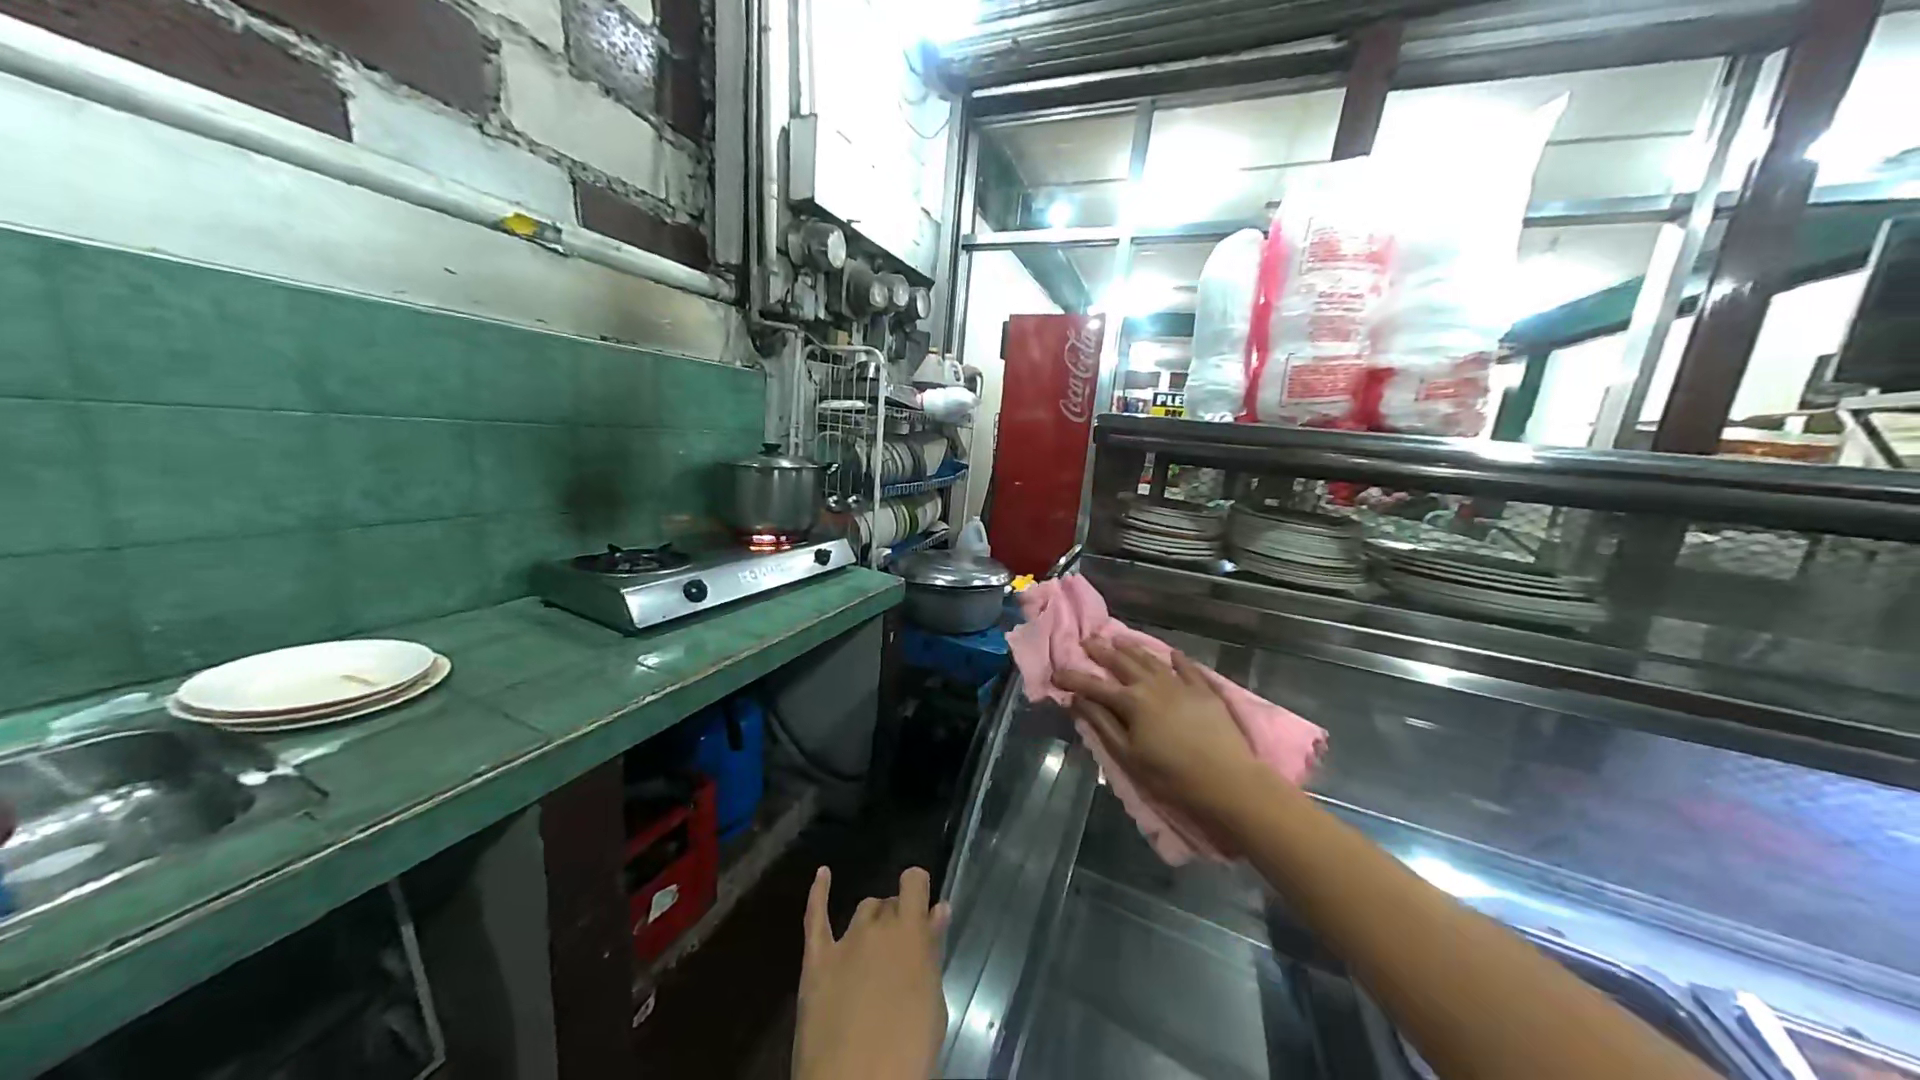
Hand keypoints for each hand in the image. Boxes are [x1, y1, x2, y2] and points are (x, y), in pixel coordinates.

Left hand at [793, 866, 949, 1079]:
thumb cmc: (908, 1053)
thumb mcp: (933, 1004)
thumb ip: (932, 953)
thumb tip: (937, 913)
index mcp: (911, 933)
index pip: (914, 882)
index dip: (919, 890)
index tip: (923, 909)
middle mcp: (878, 927)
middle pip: (889, 903)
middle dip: (897, 918)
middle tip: (900, 953)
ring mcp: (844, 942)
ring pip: (862, 910)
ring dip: (872, 921)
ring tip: (875, 948)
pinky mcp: (815, 960)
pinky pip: (815, 916)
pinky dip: (819, 892)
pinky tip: (822, 874)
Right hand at [1056, 641, 1260, 829]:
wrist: (1227, 781)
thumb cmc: (1171, 776)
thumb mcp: (1128, 755)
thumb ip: (1102, 724)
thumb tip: (1078, 700)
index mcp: (1131, 701)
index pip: (1094, 686)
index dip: (1073, 678)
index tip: (1056, 673)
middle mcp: (1153, 685)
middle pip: (1122, 663)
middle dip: (1101, 652)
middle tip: (1087, 641)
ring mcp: (1181, 685)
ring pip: (1152, 660)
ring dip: (1132, 648)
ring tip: (1118, 639)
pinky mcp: (1205, 691)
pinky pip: (1188, 669)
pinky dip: (1177, 659)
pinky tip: (1171, 653)